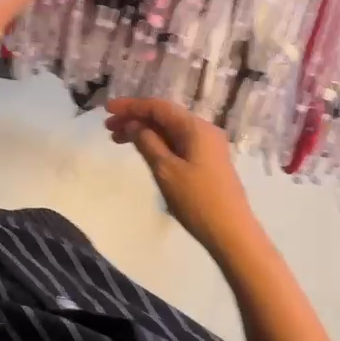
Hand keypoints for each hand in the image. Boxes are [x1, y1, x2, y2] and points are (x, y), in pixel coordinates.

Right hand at [105, 97, 259, 254]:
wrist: (233, 234)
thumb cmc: (197, 200)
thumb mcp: (166, 170)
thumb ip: (147, 142)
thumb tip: (133, 124)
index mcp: (196, 127)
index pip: (158, 107)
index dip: (131, 106)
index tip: (107, 110)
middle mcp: (204, 131)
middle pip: (164, 117)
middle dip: (135, 119)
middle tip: (109, 129)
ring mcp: (208, 147)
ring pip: (170, 131)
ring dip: (145, 132)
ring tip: (119, 141)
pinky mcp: (208, 162)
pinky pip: (178, 143)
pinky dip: (158, 144)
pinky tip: (144, 151)